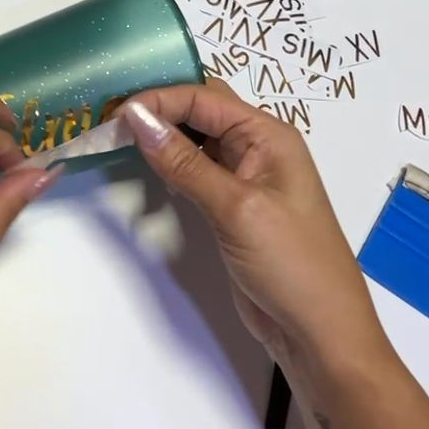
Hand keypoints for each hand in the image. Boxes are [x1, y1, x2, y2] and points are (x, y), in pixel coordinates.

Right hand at [121, 79, 387, 368]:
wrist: (317, 330)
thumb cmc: (290, 263)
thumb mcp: (235, 208)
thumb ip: (184, 163)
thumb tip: (137, 119)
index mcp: (268, 136)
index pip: (203, 98)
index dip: (158, 100)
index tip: (113, 117)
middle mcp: (256, 148)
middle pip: (199, 111)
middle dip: (156, 112)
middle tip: (110, 125)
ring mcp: (243, 177)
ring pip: (193, 140)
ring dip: (160, 140)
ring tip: (119, 146)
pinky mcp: (229, 206)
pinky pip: (193, 171)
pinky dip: (168, 169)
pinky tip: (148, 177)